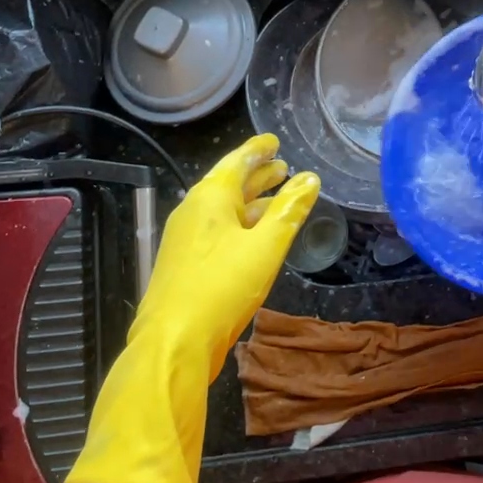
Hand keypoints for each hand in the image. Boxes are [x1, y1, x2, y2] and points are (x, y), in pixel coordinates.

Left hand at [63, 133, 318, 482]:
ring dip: (251, 201)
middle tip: (283, 166)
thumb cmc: (221, 288)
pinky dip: (241, 224)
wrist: (173, 342)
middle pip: (229, 184)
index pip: (237, 161)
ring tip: (278, 198)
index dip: (258, 149)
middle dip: (257, 174)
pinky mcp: (185, 264)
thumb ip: (288, 211)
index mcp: (209, 198)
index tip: (275, 140)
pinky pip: (218, 231)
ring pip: (223, 210)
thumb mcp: (265, 247)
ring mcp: (186, 239)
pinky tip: (255, 237)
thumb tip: (310, 178)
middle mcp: (193, 212)